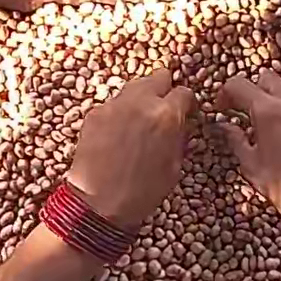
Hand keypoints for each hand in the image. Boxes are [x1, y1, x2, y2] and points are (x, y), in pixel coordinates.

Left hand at [65, 69, 193, 227]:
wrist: (98, 203)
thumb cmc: (141, 192)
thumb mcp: (173, 166)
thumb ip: (179, 136)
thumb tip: (180, 122)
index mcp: (166, 115)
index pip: (184, 92)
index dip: (186, 103)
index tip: (185, 110)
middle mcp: (140, 102)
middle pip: (158, 77)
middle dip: (163, 89)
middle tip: (162, 108)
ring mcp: (114, 105)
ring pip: (134, 87)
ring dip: (141, 99)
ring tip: (139, 121)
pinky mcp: (94, 113)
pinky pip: (114, 104)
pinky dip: (119, 112)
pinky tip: (118, 133)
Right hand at [216, 70, 280, 230]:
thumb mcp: (252, 167)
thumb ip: (235, 139)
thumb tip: (224, 126)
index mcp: (269, 112)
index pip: (238, 84)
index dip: (225, 93)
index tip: (223, 106)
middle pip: (266, 79)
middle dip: (253, 92)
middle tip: (246, 113)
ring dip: (277, 102)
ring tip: (273, 129)